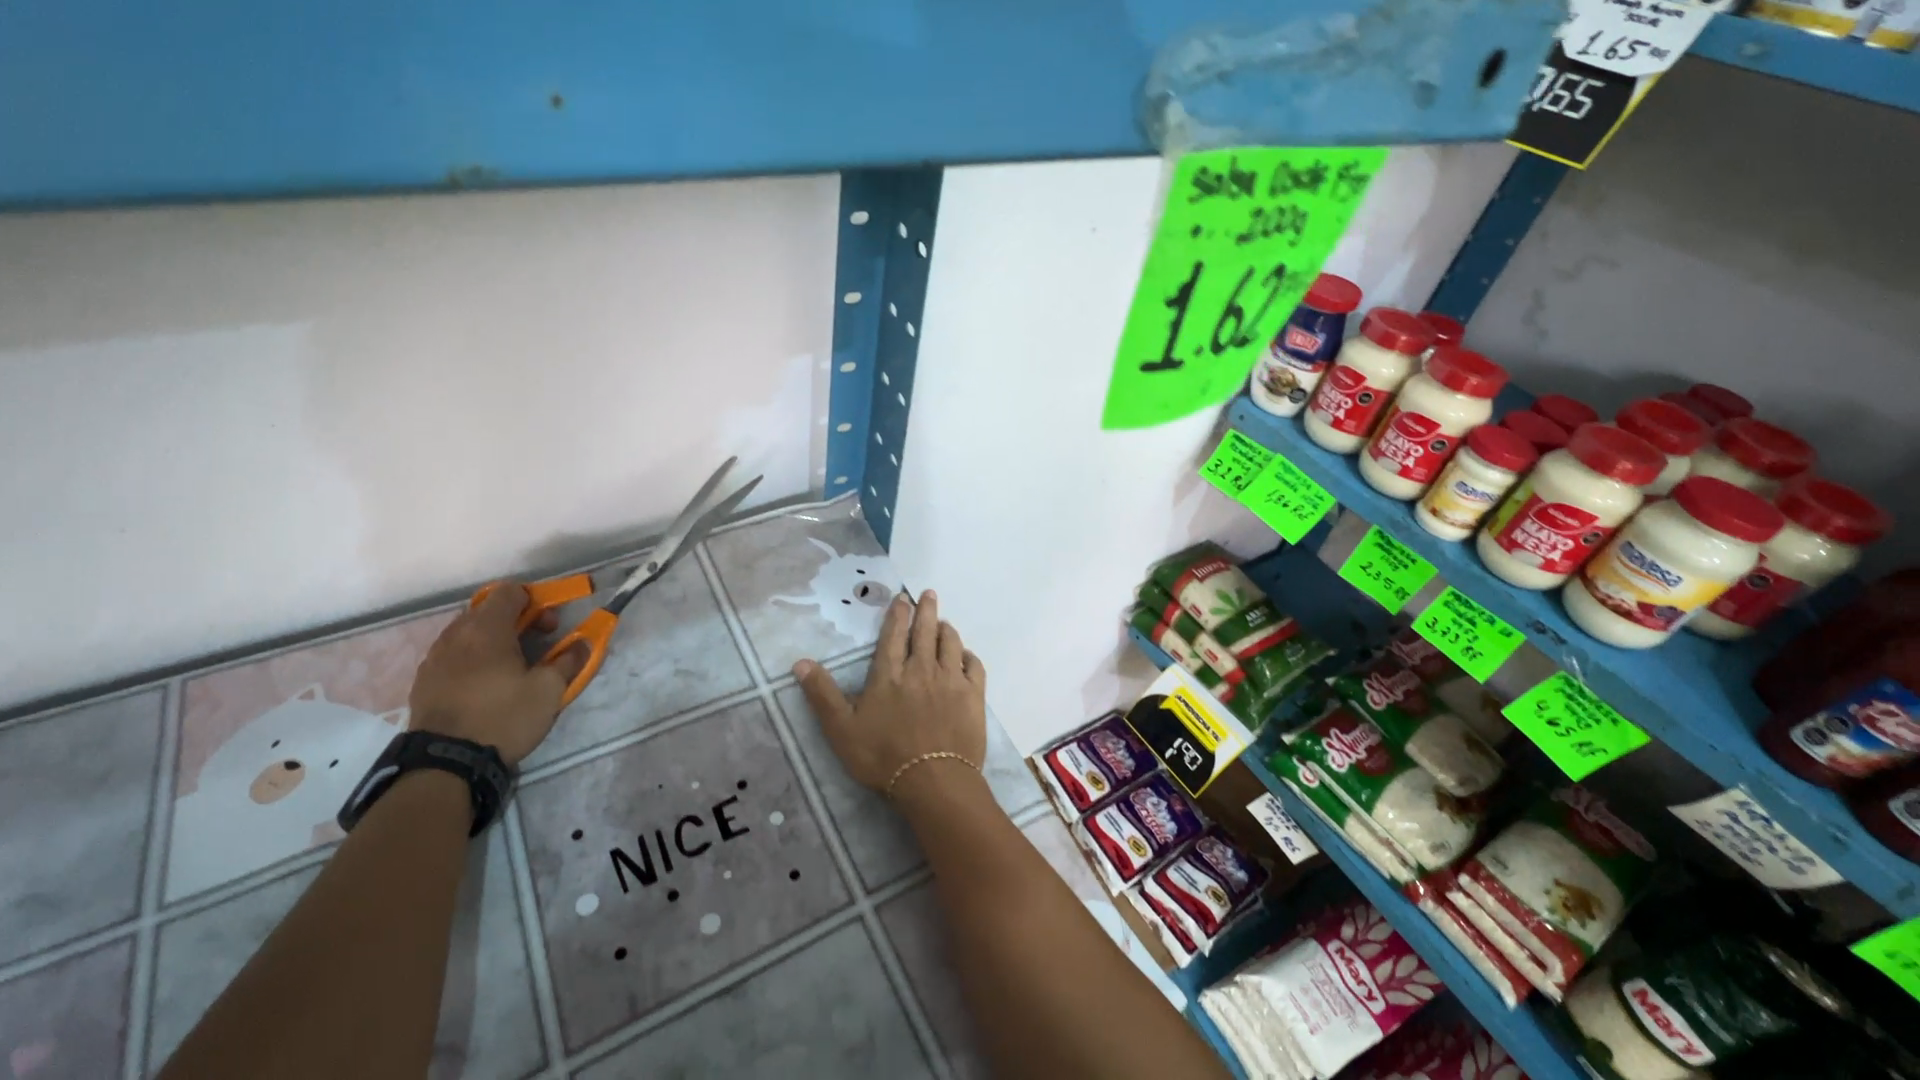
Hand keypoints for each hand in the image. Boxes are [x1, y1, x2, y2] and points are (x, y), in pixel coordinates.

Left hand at [409, 585, 587, 766]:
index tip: (549, 626)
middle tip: (536, 644)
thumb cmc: (503, 718)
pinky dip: (471, 658)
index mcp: (487, 629)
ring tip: (509, 666)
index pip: (509, 592)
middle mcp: (455, 634)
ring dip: (491, 639)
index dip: (534, 601)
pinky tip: (483, 684)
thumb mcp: (548, 691)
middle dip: (515, 619)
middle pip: (487, 610)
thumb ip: (569, 660)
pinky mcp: (423, 680)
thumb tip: (583, 643)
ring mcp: (434, 657)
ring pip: (467, 632)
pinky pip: (452, 654)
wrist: (446, 761)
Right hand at [793, 589, 986, 795]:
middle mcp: (921, 669)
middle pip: (925, 631)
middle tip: (929, 594)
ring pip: (951, 644)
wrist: (933, 781)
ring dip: (947, 629)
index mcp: (889, 674)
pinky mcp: (974, 697)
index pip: (893, 636)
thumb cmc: (882, 756)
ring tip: (944, 623)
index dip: (897, 614)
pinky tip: (966, 655)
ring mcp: (951, 681)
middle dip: (926, 610)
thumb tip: (800, 663)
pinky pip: (974, 666)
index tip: (903, 598)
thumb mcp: (841, 729)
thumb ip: (822, 694)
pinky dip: (969, 656)